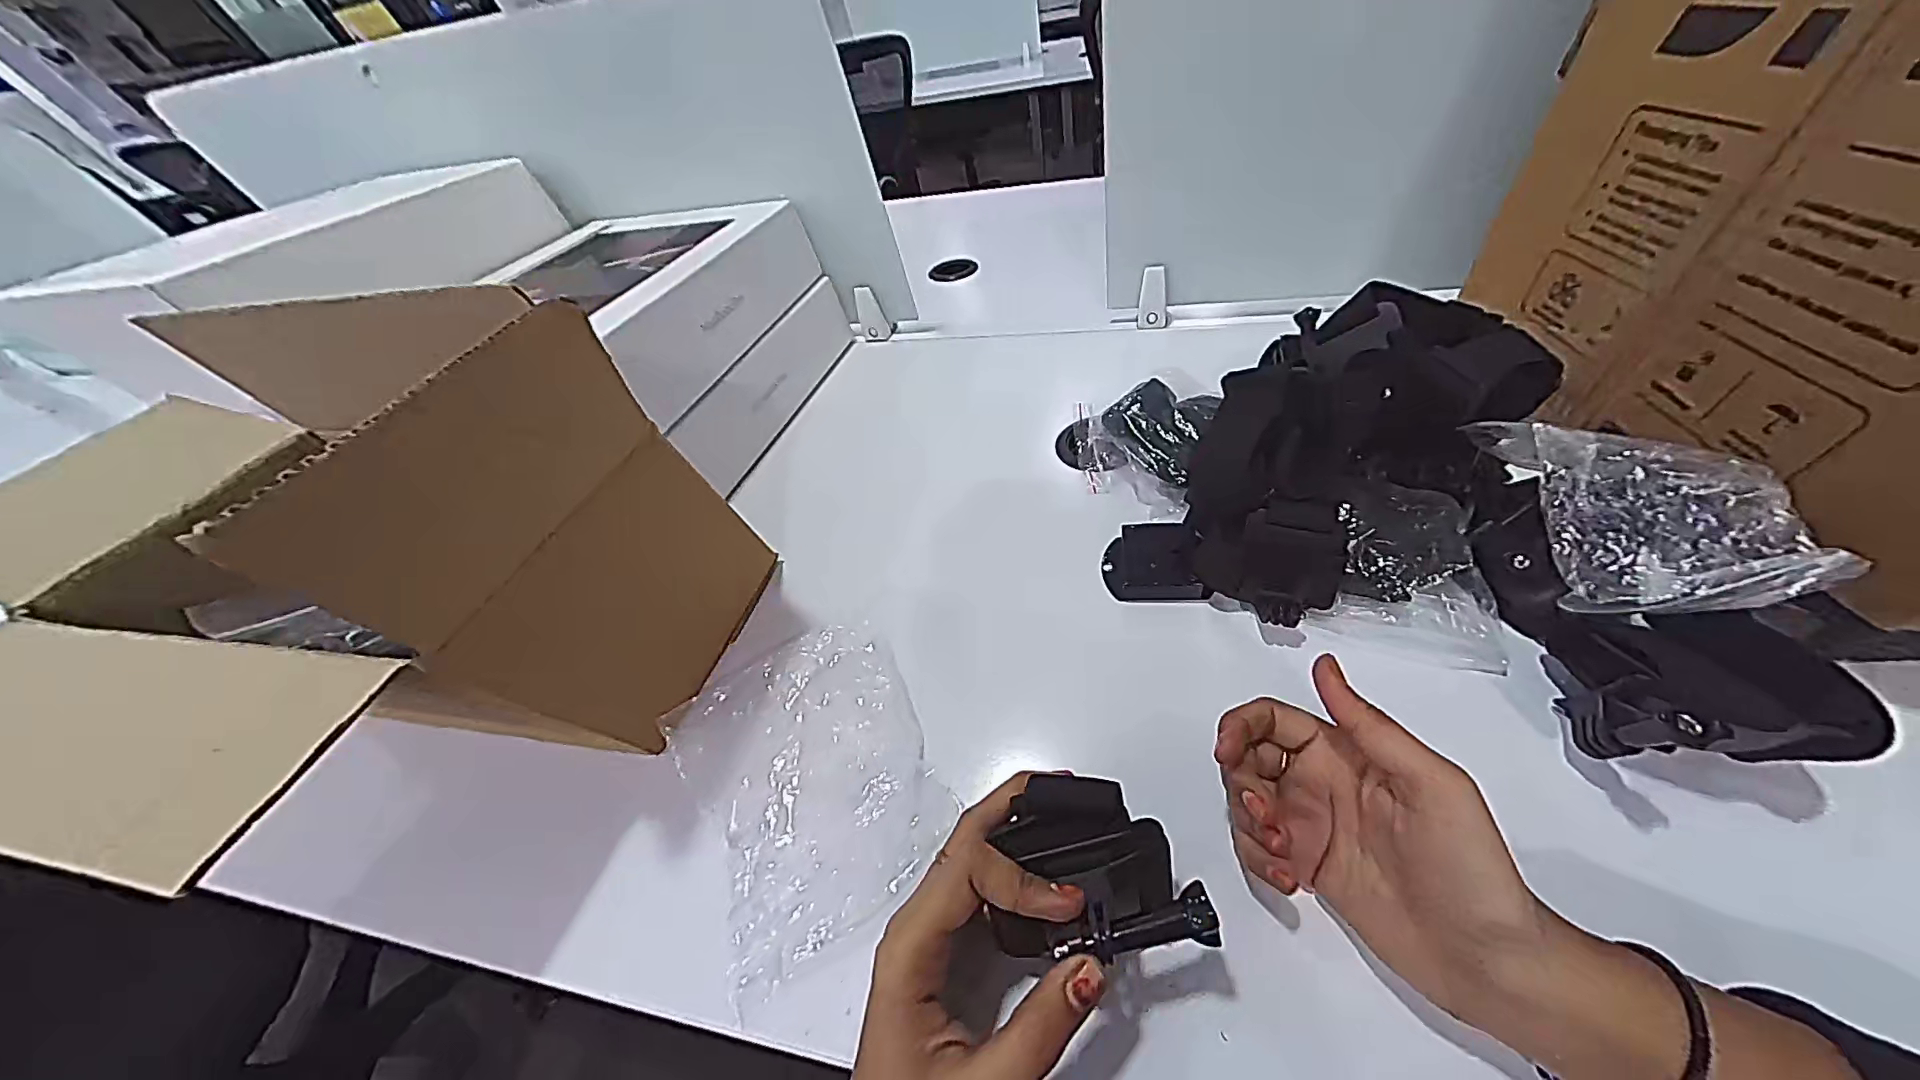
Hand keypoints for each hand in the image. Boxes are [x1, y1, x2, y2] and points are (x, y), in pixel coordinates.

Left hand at [853, 773, 1106, 1079]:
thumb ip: (1042, 1026)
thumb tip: (1089, 967)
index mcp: (910, 946)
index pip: (964, 869)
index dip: (1021, 874)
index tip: (1067, 902)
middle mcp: (915, 928)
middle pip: (963, 841)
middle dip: (1009, 804)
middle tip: (1055, 786)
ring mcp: (930, 933)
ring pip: (970, 856)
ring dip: (1012, 827)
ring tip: (1051, 811)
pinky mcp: (947, 947)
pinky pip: (979, 887)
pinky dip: (1012, 865)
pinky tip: (1038, 870)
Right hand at [1215, 654, 1555, 1028]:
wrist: (1488, 962)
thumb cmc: (1475, 873)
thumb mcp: (1431, 784)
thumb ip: (1370, 725)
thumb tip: (1329, 670)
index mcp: (1347, 755)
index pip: (1272, 720)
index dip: (1240, 726)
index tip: (1227, 749)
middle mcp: (1323, 784)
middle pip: (1247, 759)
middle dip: (1240, 783)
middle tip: (1263, 812)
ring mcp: (1313, 825)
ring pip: (1244, 803)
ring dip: (1249, 827)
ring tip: (1285, 852)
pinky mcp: (1306, 864)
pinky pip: (1255, 848)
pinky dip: (1258, 861)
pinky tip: (1291, 877)